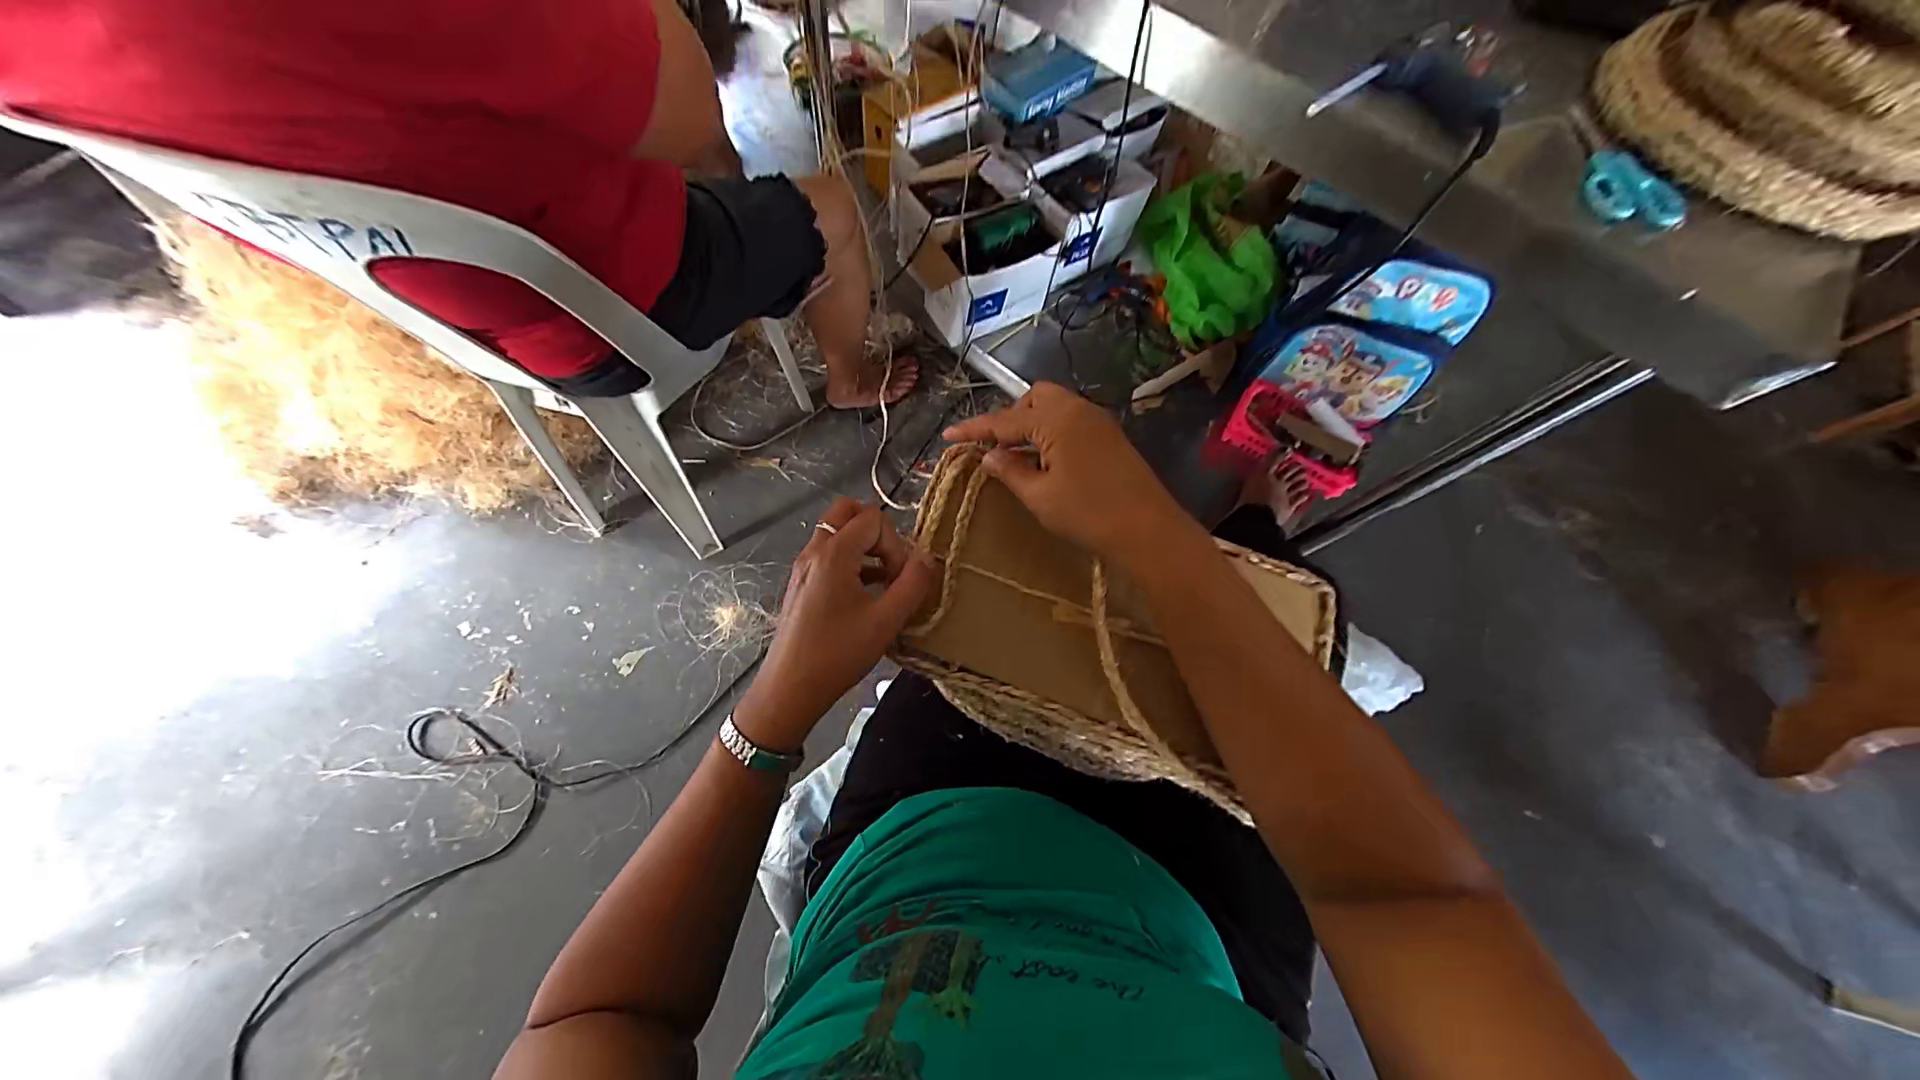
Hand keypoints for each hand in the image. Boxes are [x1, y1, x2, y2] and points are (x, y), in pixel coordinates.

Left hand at [733, 498, 935, 753]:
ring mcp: (803, 566)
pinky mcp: (801, 583)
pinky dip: (850, 562)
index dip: (895, 544)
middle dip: (877, 532)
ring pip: (836, 533)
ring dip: (864, 547)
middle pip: (848, 512)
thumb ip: (913, 584)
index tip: (900, 579)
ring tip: (883, 583)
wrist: (790, 688)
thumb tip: (928, 559)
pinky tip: (865, 596)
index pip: (874, 519)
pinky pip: (828, 555)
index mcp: (834, 554)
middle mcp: (814, 551)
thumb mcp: (886, 621)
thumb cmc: (838, 654)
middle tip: (892, 565)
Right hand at [943, 382, 1210, 575]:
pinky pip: (1071, 419)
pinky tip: (1047, 459)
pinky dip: (1052, 430)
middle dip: (1010, 416)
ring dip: (1032, 423)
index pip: (1004, 420)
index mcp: (1055, 419)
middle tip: (997, 448)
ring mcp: (1097, 419)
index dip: (973, 429)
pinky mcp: (1109, 434)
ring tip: (1020, 456)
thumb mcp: (1040, 496)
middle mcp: (1077, 408)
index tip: (949, 435)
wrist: (1148, 529)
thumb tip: (989, 455)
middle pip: (1033, 397)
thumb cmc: (1088, 514)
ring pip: (1054, 405)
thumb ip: (1010, 471)